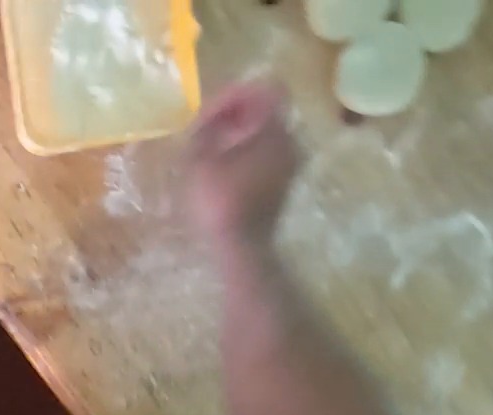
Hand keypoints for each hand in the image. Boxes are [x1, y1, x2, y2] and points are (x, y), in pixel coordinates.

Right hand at [185, 81, 302, 246]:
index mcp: (274, 129)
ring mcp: (290, 162)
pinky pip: (268, 153)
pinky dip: (248, 152)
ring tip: (213, 148)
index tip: (212, 109)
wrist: (242, 246)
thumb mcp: (202, 163)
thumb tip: (205, 119)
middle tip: (209, 126)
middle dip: (236, 114)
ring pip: (266, 133)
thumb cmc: (221, 203)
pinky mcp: (284, 182)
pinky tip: (225, 167)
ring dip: (240, 135)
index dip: (236, 93)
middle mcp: (290, 140)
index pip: (263, 90)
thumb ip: (203, 132)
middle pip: (266, 111)